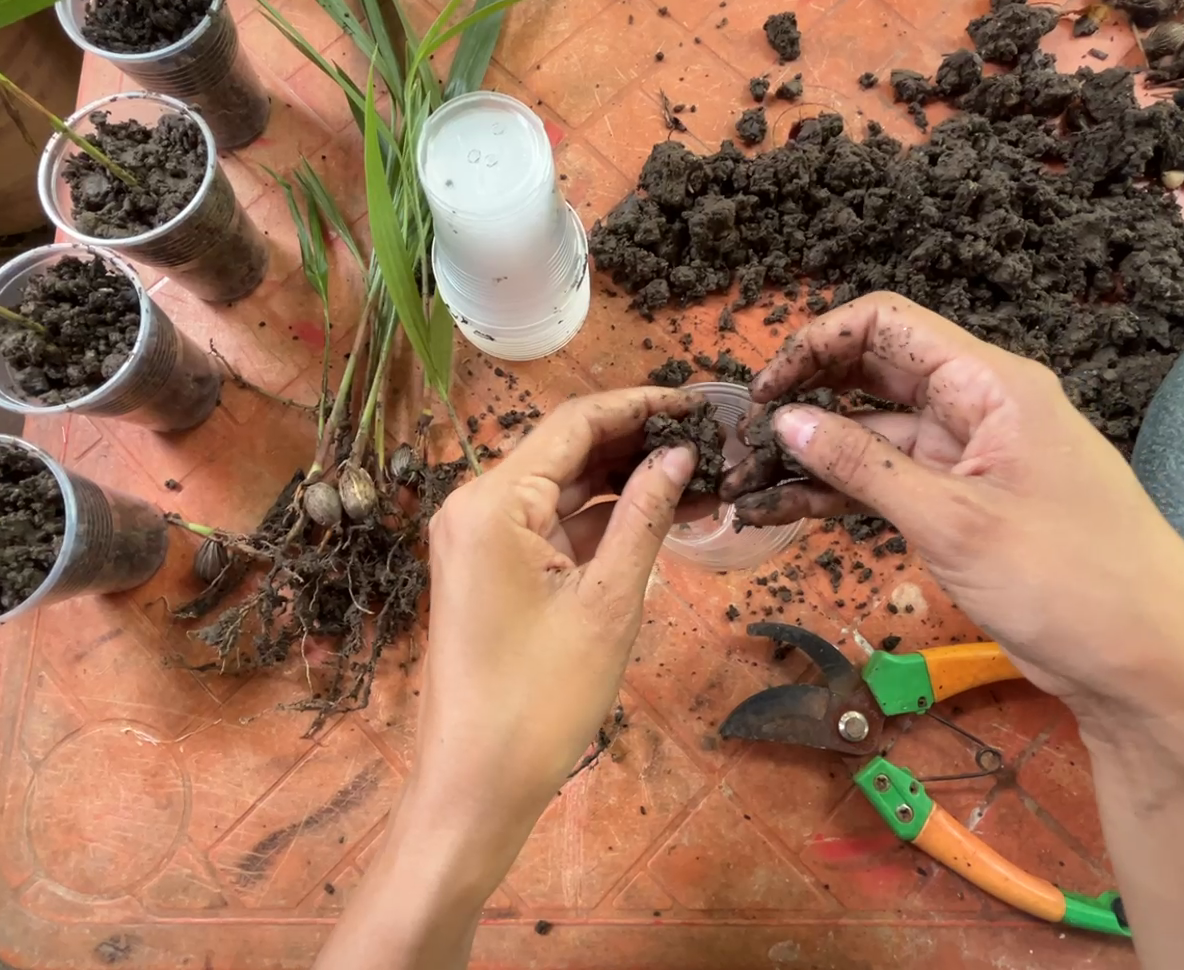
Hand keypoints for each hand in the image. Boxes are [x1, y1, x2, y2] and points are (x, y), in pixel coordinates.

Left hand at [314, 389, 701, 969]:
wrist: (477, 783)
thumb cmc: (543, 697)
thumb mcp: (609, 602)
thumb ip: (644, 517)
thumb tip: (680, 455)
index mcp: (494, 500)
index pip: (574, 422)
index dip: (638, 405)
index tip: (695, 400)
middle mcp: (478, 503)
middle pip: (567, 449)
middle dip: (635, 440)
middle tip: (706, 434)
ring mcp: (482, 534)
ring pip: (563, 485)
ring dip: (622, 478)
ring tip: (695, 467)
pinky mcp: (493, 564)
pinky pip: (553, 523)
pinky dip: (600, 516)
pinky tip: (656, 508)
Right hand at [720, 292, 1183, 723]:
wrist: (1148, 669)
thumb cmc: (1067, 579)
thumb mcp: (953, 519)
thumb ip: (862, 465)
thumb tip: (784, 421)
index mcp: (989, 383)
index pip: (887, 324)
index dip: (818, 343)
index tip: (767, 388)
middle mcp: (974, 406)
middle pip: (872, 374)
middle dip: (807, 396)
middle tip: (750, 433)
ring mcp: (963, 456)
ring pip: (871, 434)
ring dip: (814, 453)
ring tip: (753, 480)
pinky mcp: (955, 502)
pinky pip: (884, 480)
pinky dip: (839, 490)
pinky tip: (786, 508)